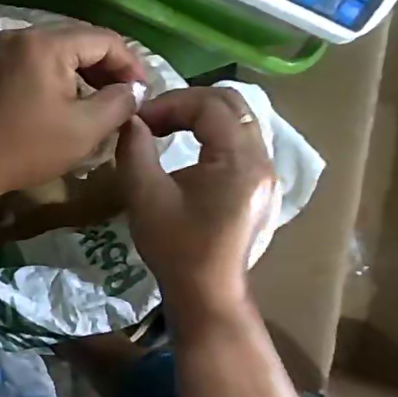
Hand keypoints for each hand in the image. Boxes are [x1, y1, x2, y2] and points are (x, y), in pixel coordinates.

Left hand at [0, 24, 145, 202]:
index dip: (131, 65)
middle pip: (79, 39)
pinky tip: (68, 99)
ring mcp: (3, 47)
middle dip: (107, 67)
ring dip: (82, 71)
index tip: (143, 93)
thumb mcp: (83, 130)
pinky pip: (35, 60)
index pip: (104, 39)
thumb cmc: (22, 149)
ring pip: (57, 50)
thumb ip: (118, 103)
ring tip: (102, 100)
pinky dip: (57, 75)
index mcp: (46, 44)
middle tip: (126, 97)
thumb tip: (134, 90)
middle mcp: (23, 34)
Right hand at [116, 88, 275, 314]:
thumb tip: (131, 120)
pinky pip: (240, 142)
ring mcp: (266, 175)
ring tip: (164, 131)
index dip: (170, 103)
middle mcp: (262, 160)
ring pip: (238, 121)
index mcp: (239, 160)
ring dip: (199, 117)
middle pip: (231, 104)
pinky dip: (211, 135)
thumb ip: (135, 148)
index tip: (138, 120)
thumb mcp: (144, 194)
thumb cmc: (175, 245)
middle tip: (152, 119)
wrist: (206, 293)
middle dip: (187, 103)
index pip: (209, 105)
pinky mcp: (260, 187)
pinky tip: (186, 152)